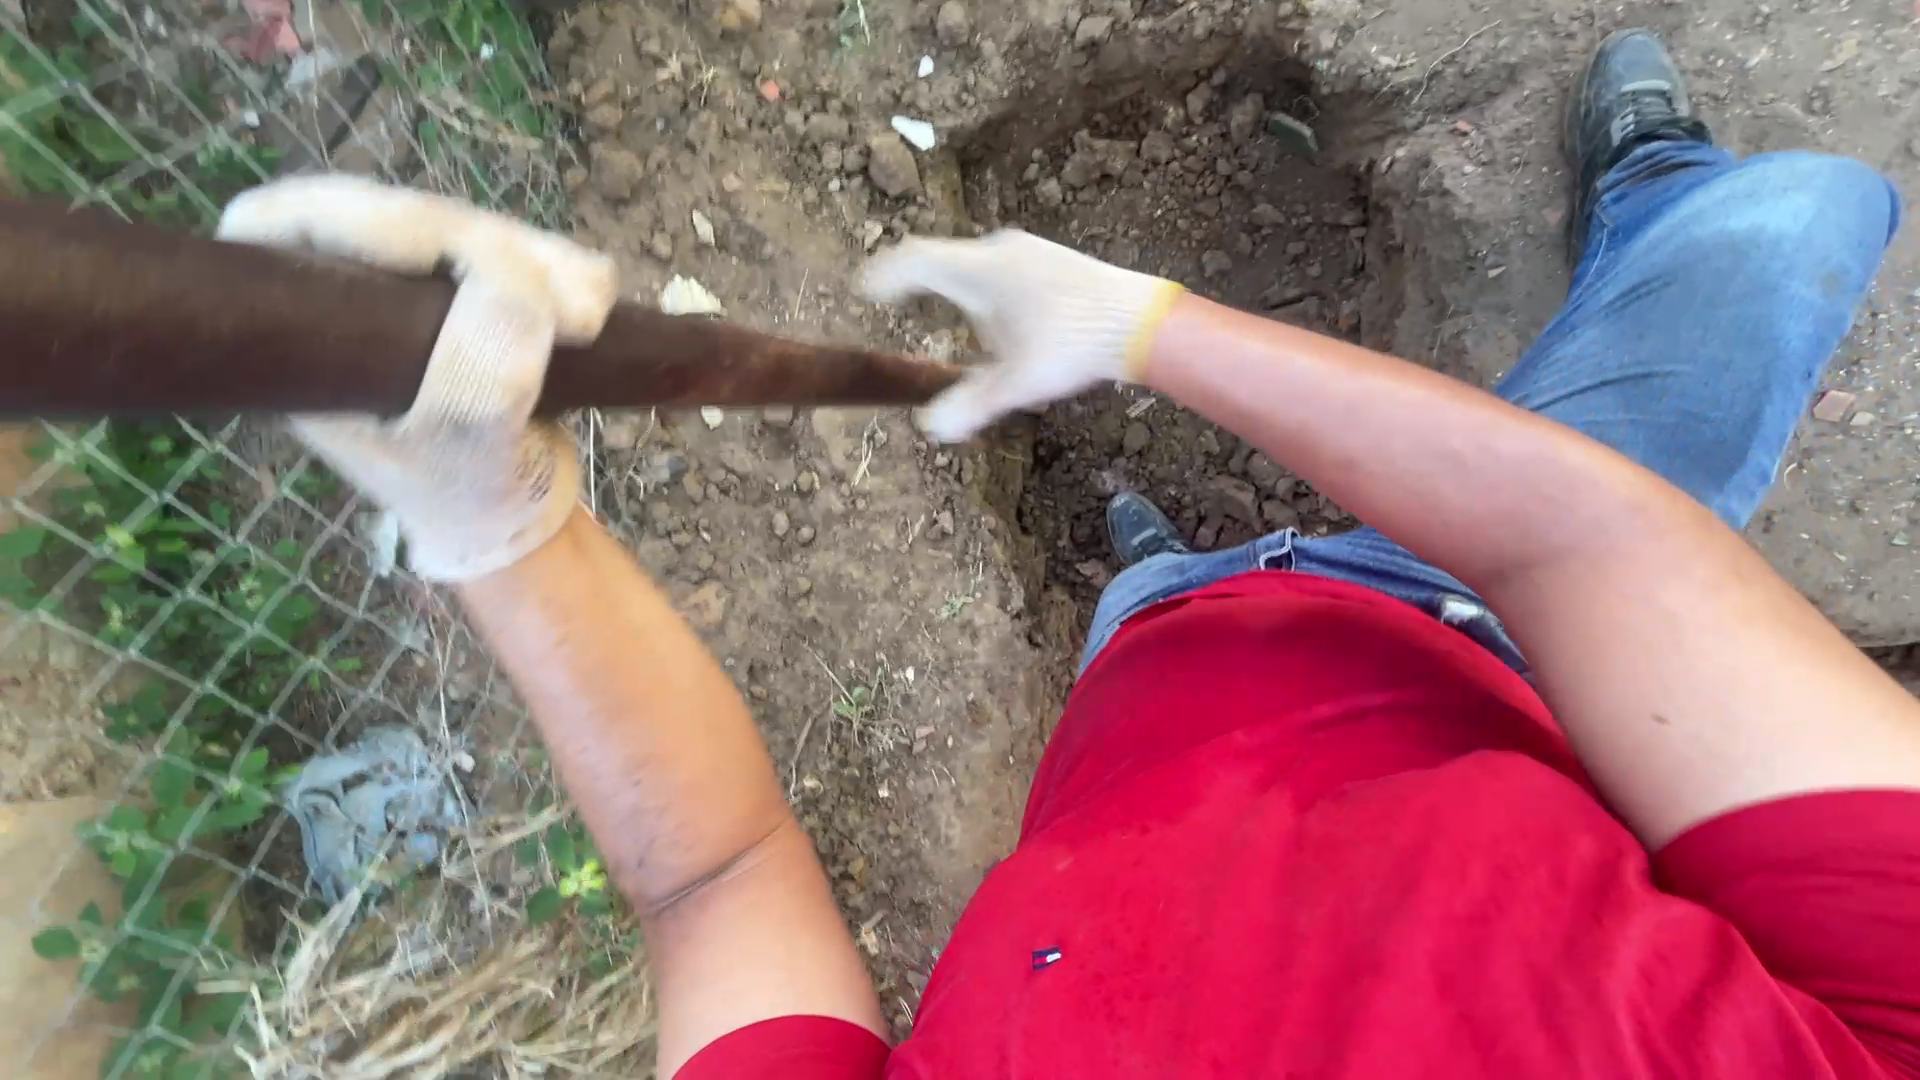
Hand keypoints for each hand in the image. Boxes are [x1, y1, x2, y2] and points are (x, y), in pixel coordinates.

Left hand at [217, 176, 617, 580]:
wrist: (514, 512)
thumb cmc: (468, 492)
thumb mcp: (467, 443)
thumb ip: (482, 370)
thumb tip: (525, 283)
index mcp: (299, 329)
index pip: (296, 226)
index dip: (367, 219)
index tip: (447, 251)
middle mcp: (349, 294)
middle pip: (403, 221)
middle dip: (490, 248)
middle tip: (574, 309)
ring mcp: (420, 292)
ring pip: (469, 233)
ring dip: (543, 261)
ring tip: (595, 309)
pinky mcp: (480, 296)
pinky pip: (517, 255)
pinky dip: (563, 268)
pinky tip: (598, 291)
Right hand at [862, 230, 1184, 441]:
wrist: (1141, 321)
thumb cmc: (1071, 345)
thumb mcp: (1015, 384)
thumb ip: (971, 405)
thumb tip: (931, 428)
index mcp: (979, 271)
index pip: (917, 261)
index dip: (887, 275)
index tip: (867, 289)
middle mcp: (1000, 251)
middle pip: (947, 264)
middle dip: (928, 290)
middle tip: (907, 306)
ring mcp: (1030, 251)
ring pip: (980, 270)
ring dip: (967, 299)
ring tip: (972, 336)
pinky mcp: (1054, 261)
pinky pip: (1006, 273)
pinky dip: (994, 298)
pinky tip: (1015, 329)